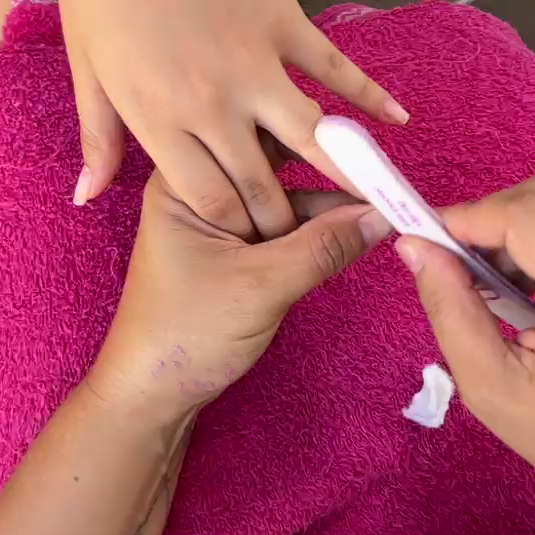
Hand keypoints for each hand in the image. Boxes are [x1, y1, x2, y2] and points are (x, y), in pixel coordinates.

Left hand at [55, 0, 405, 241]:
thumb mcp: (87, 66)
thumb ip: (98, 137)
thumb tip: (84, 198)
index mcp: (157, 119)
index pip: (213, 204)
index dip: (238, 232)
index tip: (255, 243)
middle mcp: (213, 105)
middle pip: (263, 188)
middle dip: (285, 224)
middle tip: (304, 235)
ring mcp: (257, 63)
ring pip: (311, 141)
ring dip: (343, 179)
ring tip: (371, 204)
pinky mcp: (288, 23)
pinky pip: (338, 70)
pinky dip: (371, 97)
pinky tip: (398, 120)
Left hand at [91, 168, 391, 418]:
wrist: (150, 396)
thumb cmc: (187, 333)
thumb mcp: (261, 286)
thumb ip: (323, 248)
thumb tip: (384, 215)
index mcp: (184, 179)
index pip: (253, 138)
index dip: (311, 139)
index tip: (368, 148)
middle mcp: (199, 187)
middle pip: (272, 163)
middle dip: (327, 168)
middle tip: (384, 174)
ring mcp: (217, 217)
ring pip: (282, 194)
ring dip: (326, 204)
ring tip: (382, 205)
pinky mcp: (233, 246)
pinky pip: (280, 224)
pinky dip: (314, 229)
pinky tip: (353, 230)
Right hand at [394, 176, 534, 534]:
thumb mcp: (494, 391)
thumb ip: (450, 311)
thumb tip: (413, 246)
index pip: (529, 217)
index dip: (469, 217)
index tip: (427, 243)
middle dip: (487, 217)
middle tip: (455, 265)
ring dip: (511, 227)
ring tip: (489, 282)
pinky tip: (524, 288)